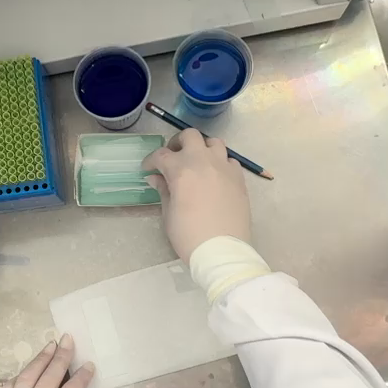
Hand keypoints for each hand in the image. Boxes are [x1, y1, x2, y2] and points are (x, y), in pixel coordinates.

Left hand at [0, 337, 92, 387]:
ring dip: (42, 357)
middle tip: (68, 339)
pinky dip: (22, 374)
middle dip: (62, 355)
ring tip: (50, 345)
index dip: (82, 376)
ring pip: (30, 372)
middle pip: (52, 372)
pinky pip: (11, 383)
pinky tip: (27, 370)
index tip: (89, 365)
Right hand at [143, 127, 251, 260]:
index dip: (151, 161)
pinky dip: (219, 162)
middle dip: (177, 144)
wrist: (222, 250)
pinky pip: (229, 160)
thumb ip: (163, 190)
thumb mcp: (168, 214)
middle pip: (189, 136)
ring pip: (213, 142)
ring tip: (196, 162)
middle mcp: (203, 161)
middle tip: (172, 158)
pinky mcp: (239, 177)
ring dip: (201, 148)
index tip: (147, 170)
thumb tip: (156, 178)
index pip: (161, 155)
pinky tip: (214, 176)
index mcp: (181, 169)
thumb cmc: (189, 235)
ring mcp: (224, 167)